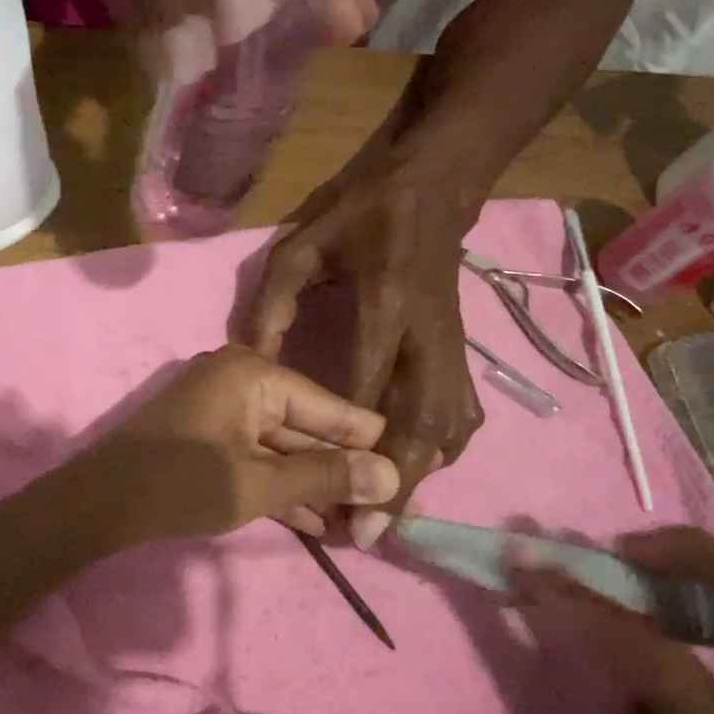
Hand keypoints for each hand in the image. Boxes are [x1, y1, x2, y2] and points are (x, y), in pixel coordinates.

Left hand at [71, 346, 399, 546]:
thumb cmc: (179, 486)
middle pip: (311, 429)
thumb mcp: (258, 484)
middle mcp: (241, 379)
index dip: (373, 450)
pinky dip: (282, 488)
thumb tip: (391, 476)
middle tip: (386, 520)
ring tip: (359, 531)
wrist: (96, 504)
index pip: (334, 409)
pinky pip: (258, 457)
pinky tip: (319, 525)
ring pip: (285, 448)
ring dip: (316, 488)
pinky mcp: (209, 436)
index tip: (411, 486)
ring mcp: (222, 408)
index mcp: (254, 372)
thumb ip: (325, 477)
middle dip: (344, 476)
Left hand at [243, 160, 486, 546]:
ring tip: (386, 512)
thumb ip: (273, 306)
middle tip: (371, 531)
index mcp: (382, 306)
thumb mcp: (297, 250)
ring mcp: (450, 340)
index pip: (370, 392)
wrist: (432, 182)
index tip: (348, 503)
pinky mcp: (458, 344)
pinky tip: (417, 470)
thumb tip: (255, 364)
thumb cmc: (356, 211)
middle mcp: (425, 333)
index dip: (358, 452)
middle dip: (400, 482)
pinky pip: (458, 407)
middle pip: (423, 422)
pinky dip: (441, 445)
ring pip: (450, 421)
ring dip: (423, 470)